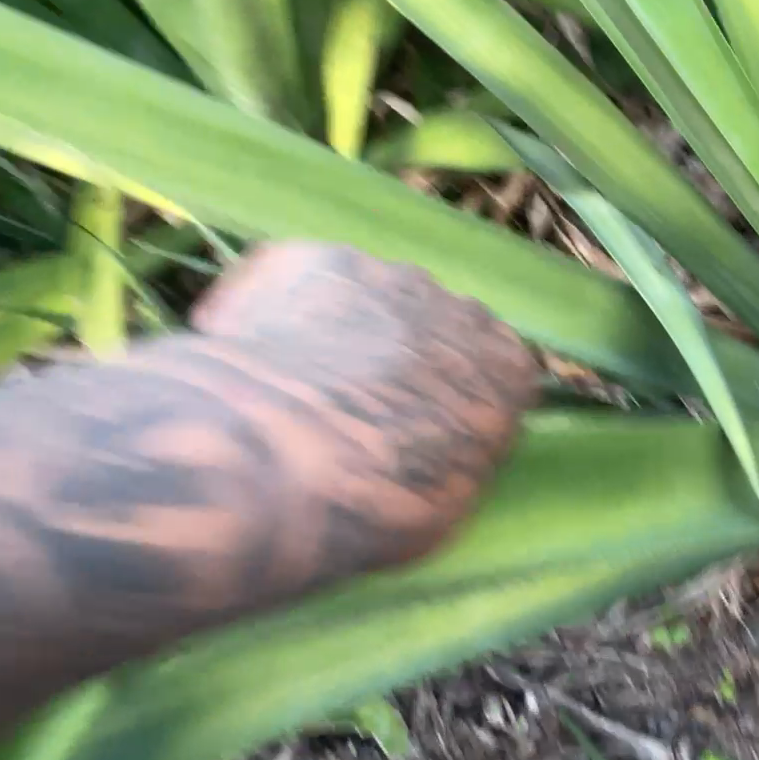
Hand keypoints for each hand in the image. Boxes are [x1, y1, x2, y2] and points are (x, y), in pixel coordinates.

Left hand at [193, 242, 539, 534]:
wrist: (282, 458)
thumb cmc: (380, 500)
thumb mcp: (452, 497)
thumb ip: (464, 451)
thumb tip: (447, 448)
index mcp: (508, 368)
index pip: (499, 373)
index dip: (459, 399)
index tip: (427, 428)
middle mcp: (462, 309)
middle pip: (441, 326)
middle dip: (408, 355)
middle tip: (360, 404)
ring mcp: (391, 275)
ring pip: (374, 297)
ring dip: (348, 327)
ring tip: (297, 381)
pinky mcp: (315, 259)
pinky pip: (301, 280)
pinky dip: (279, 309)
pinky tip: (249, 352)